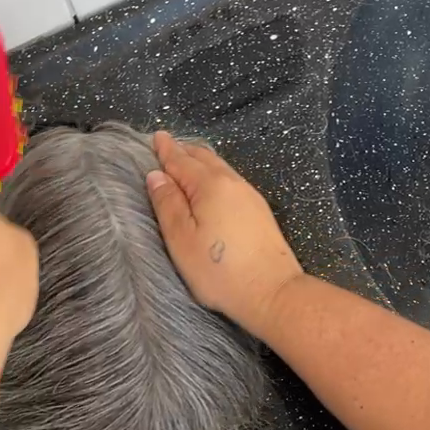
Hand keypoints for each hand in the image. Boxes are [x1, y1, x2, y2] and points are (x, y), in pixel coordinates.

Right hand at [145, 131, 304, 333]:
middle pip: (205, 159)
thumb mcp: (182, 241)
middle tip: (169, 146)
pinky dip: (216, 176)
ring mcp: (250, 197)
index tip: (157, 136)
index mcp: (210, 186)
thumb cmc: (220, 272)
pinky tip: (213, 184)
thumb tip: (156, 176)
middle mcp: (233, 184)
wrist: (273, 293)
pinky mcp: (260, 213)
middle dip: (185, 151)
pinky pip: (232, 182)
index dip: (167, 150)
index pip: (182, 161)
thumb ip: (168, 205)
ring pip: (221, 169)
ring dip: (202, 162)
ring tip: (188, 161)